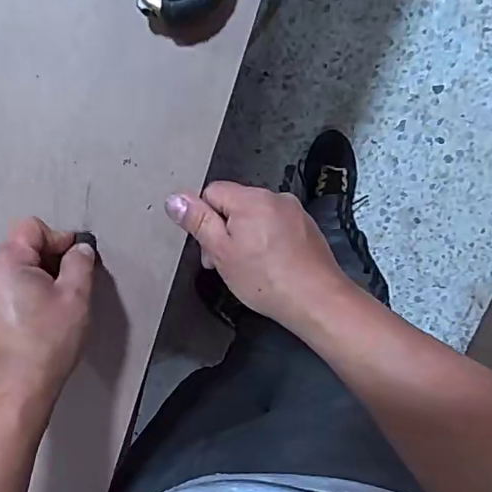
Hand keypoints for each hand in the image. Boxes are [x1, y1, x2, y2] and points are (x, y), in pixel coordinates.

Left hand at [0, 218, 95, 409]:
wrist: (18, 386)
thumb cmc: (47, 343)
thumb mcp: (76, 297)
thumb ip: (80, 263)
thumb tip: (80, 249)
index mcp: (6, 262)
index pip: (32, 227)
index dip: (59, 239)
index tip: (76, 262)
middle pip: (22, 247)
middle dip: (48, 260)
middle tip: (68, 286)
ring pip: (15, 268)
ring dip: (37, 277)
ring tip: (54, 305)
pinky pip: (6, 287)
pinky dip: (24, 292)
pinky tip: (39, 316)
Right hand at [166, 182, 357, 326]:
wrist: (315, 299)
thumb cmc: (268, 280)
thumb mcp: (221, 252)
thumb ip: (198, 222)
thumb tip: (175, 199)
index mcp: (251, 198)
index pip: (211, 192)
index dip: (203, 219)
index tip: (208, 246)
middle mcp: (275, 198)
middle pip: (234, 205)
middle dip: (225, 231)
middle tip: (225, 263)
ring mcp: (294, 212)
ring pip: (255, 217)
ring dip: (246, 238)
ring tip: (249, 269)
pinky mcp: (306, 228)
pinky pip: (276, 228)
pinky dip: (267, 243)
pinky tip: (269, 268)